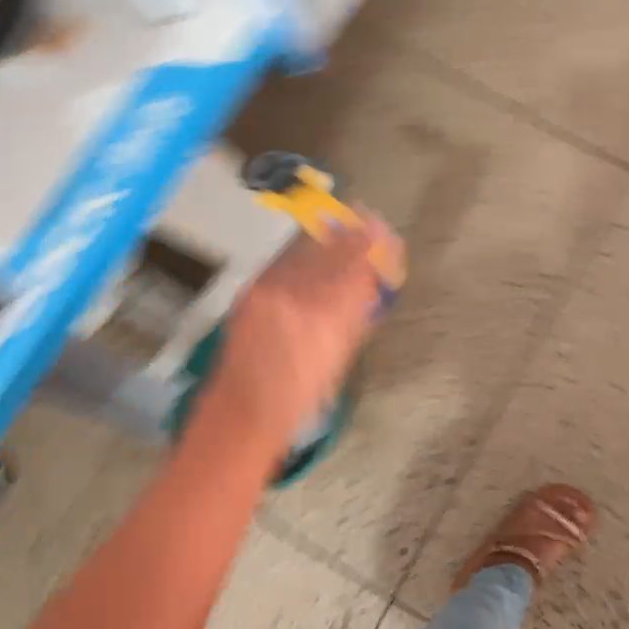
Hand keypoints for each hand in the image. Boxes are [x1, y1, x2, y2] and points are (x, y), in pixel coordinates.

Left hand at [206, 209, 397, 439]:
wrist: (243, 409)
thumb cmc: (299, 397)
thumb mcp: (340, 360)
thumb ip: (356, 319)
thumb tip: (371, 288)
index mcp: (328, 319)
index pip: (357, 271)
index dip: (373, 249)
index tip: (385, 234)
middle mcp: (299, 297)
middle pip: (332, 253)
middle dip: (354, 235)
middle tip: (371, 219)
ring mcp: (271, 290)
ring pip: (306, 251)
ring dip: (328, 236)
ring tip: (345, 222)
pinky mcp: (252, 290)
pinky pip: (283, 260)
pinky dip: (301, 250)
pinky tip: (311, 244)